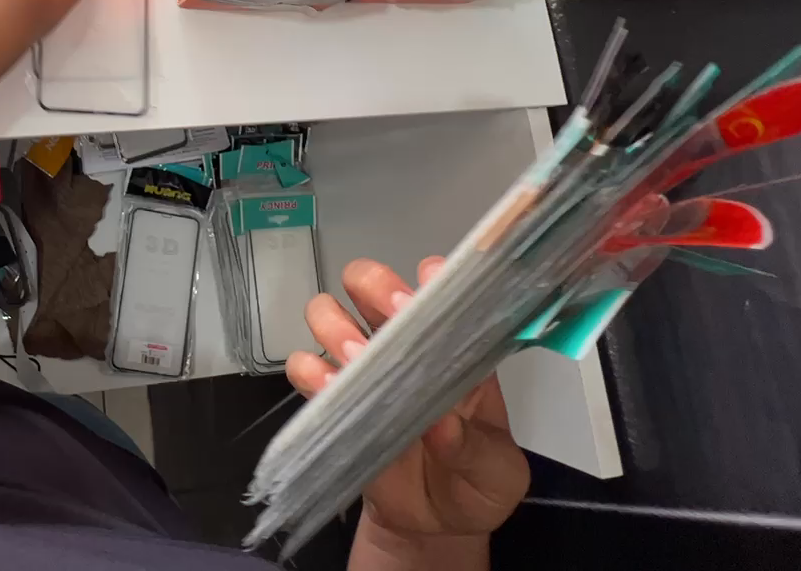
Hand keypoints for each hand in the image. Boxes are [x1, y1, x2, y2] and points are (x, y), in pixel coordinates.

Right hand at [288, 257, 528, 565]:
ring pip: (325, 310)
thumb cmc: (474, 480)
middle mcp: (396, 338)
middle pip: (366, 280)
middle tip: (388, 313)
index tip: (425, 291)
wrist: (433, 523)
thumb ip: (475, 448)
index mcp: (446, 341)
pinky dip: (310, 372)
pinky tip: (330, 390)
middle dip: (371, 285)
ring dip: (335, 325)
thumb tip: (443, 424)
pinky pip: (302, 366)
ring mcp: (357, 363)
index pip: (435, 285)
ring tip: (356, 357)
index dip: (428, 277)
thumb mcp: (498, 471)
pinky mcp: (327, 395)